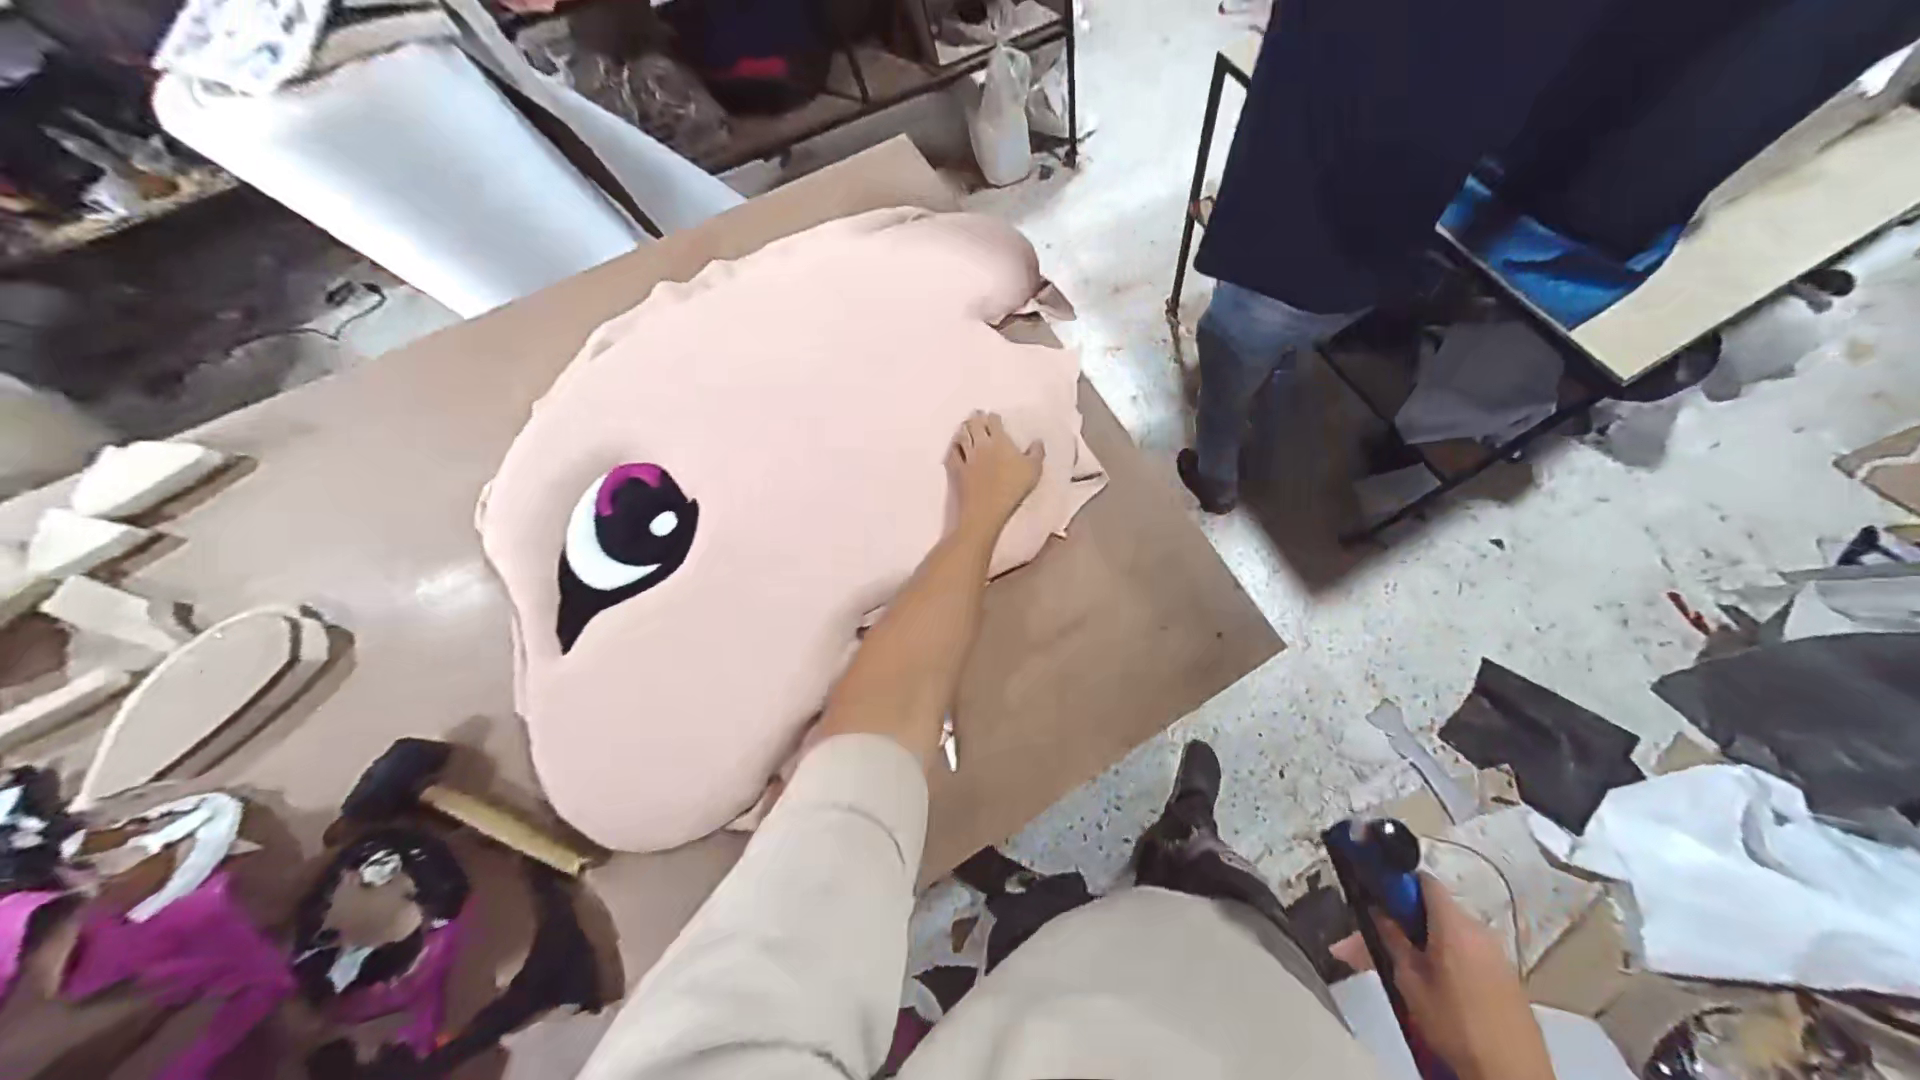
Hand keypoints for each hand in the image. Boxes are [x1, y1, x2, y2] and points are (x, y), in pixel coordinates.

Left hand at [946, 411, 1044, 535]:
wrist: (986, 509)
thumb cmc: (1012, 488)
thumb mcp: (1033, 471)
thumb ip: (1036, 453)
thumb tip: (1037, 441)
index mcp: (999, 441)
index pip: (993, 422)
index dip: (993, 417)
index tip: (993, 416)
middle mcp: (980, 445)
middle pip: (975, 425)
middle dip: (976, 418)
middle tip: (976, 415)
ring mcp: (966, 457)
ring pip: (961, 436)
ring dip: (963, 429)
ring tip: (964, 426)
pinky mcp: (956, 470)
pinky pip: (952, 454)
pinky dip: (953, 447)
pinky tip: (954, 447)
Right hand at [1331, 874, 1553, 1079]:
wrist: (1512, 1075)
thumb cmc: (1453, 1023)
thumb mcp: (1409, 980)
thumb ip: (1392, 938)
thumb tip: (1377, 909)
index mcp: (1454, 925)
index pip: (1424, 880)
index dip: (1398, 882)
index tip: (1377, 896)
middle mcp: (1480, 931)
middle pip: (1435, 907)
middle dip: (1404, 916)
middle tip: (1377, 936)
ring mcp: (1497, 954)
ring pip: (1450, 930)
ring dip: (1423, 937)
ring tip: (1400, 962)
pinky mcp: (1507, 976)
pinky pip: (1468, 949)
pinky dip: (1445, 953)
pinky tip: (1432, 979)